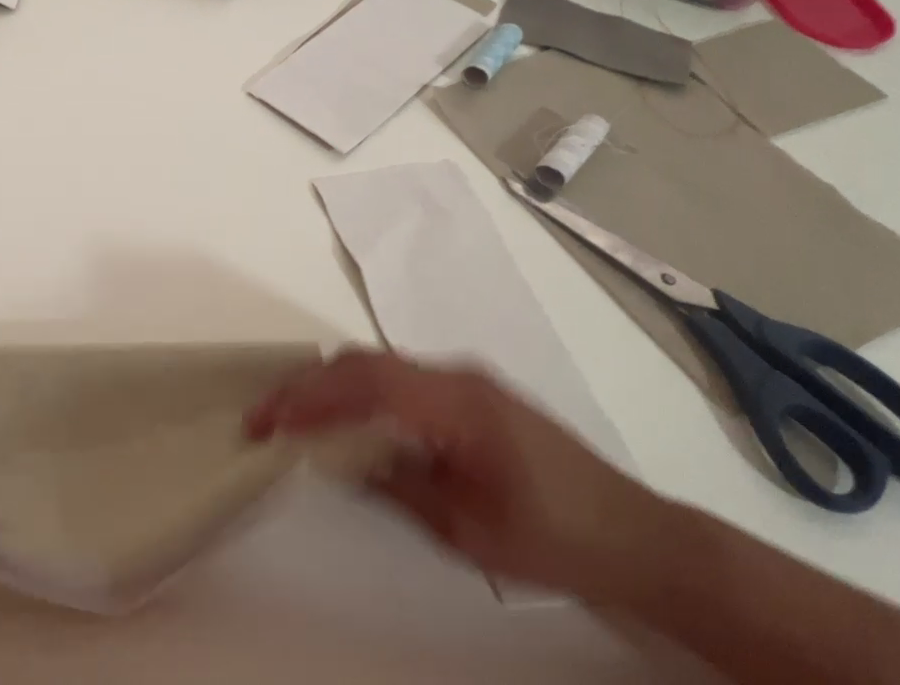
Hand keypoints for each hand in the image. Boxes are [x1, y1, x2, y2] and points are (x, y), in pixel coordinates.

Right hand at [246, 348, 676, 600]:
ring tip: (290, 415)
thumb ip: (395, 484)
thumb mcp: (464, 529)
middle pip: (363, 362)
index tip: (266, 421)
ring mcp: (467, 379)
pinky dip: (357, 390)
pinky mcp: (471, 392)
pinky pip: (398, 377)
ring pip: (378, 365)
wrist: (636, 536)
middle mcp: (458, 377)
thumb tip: (338, 459)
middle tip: (264, 416)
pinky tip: (342, 417)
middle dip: (306, 384)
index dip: (308, 397)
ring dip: (328, 384)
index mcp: (459, 406)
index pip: (365, 384)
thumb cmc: (553, 538)